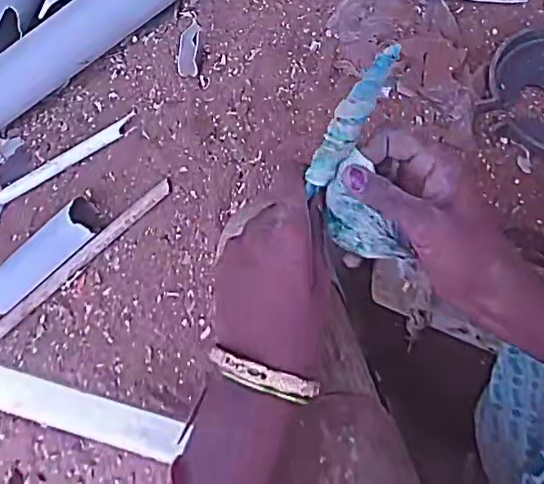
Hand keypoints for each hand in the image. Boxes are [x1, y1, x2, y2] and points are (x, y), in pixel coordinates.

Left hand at [212, 165, 325, 377]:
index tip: (312, 186)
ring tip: (282, 262)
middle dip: (290, 209)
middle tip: (303, 236)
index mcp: (288, 228)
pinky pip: (244, 238)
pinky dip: (255, 245)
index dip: (302, 176)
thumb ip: (317, 233)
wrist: (255, 368)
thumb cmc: (299, 328)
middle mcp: (257, 226)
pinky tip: (264, 274)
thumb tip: (316, 205)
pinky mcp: (221, 257)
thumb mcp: (322, 279)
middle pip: (276, 198)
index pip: (290, 175)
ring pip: (259, 218)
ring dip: (271, 228)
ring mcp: (235, 241)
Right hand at [340, 128, 540, 338]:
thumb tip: (349, 173)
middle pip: (382, 164)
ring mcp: (420, 200)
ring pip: (379, 191)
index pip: (393, 139)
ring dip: (358, 209)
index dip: (367, 152)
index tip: (345, 177)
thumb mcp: (425, 224)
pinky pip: (384, 216)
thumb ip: (385, 198)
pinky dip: (368, 229)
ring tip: (338, 229)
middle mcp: (426, 175)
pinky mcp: (414, 224)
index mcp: (437, 163)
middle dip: (357, 182)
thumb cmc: (470, 256)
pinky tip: (354, 253)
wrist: (496, 298)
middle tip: (333, 204)